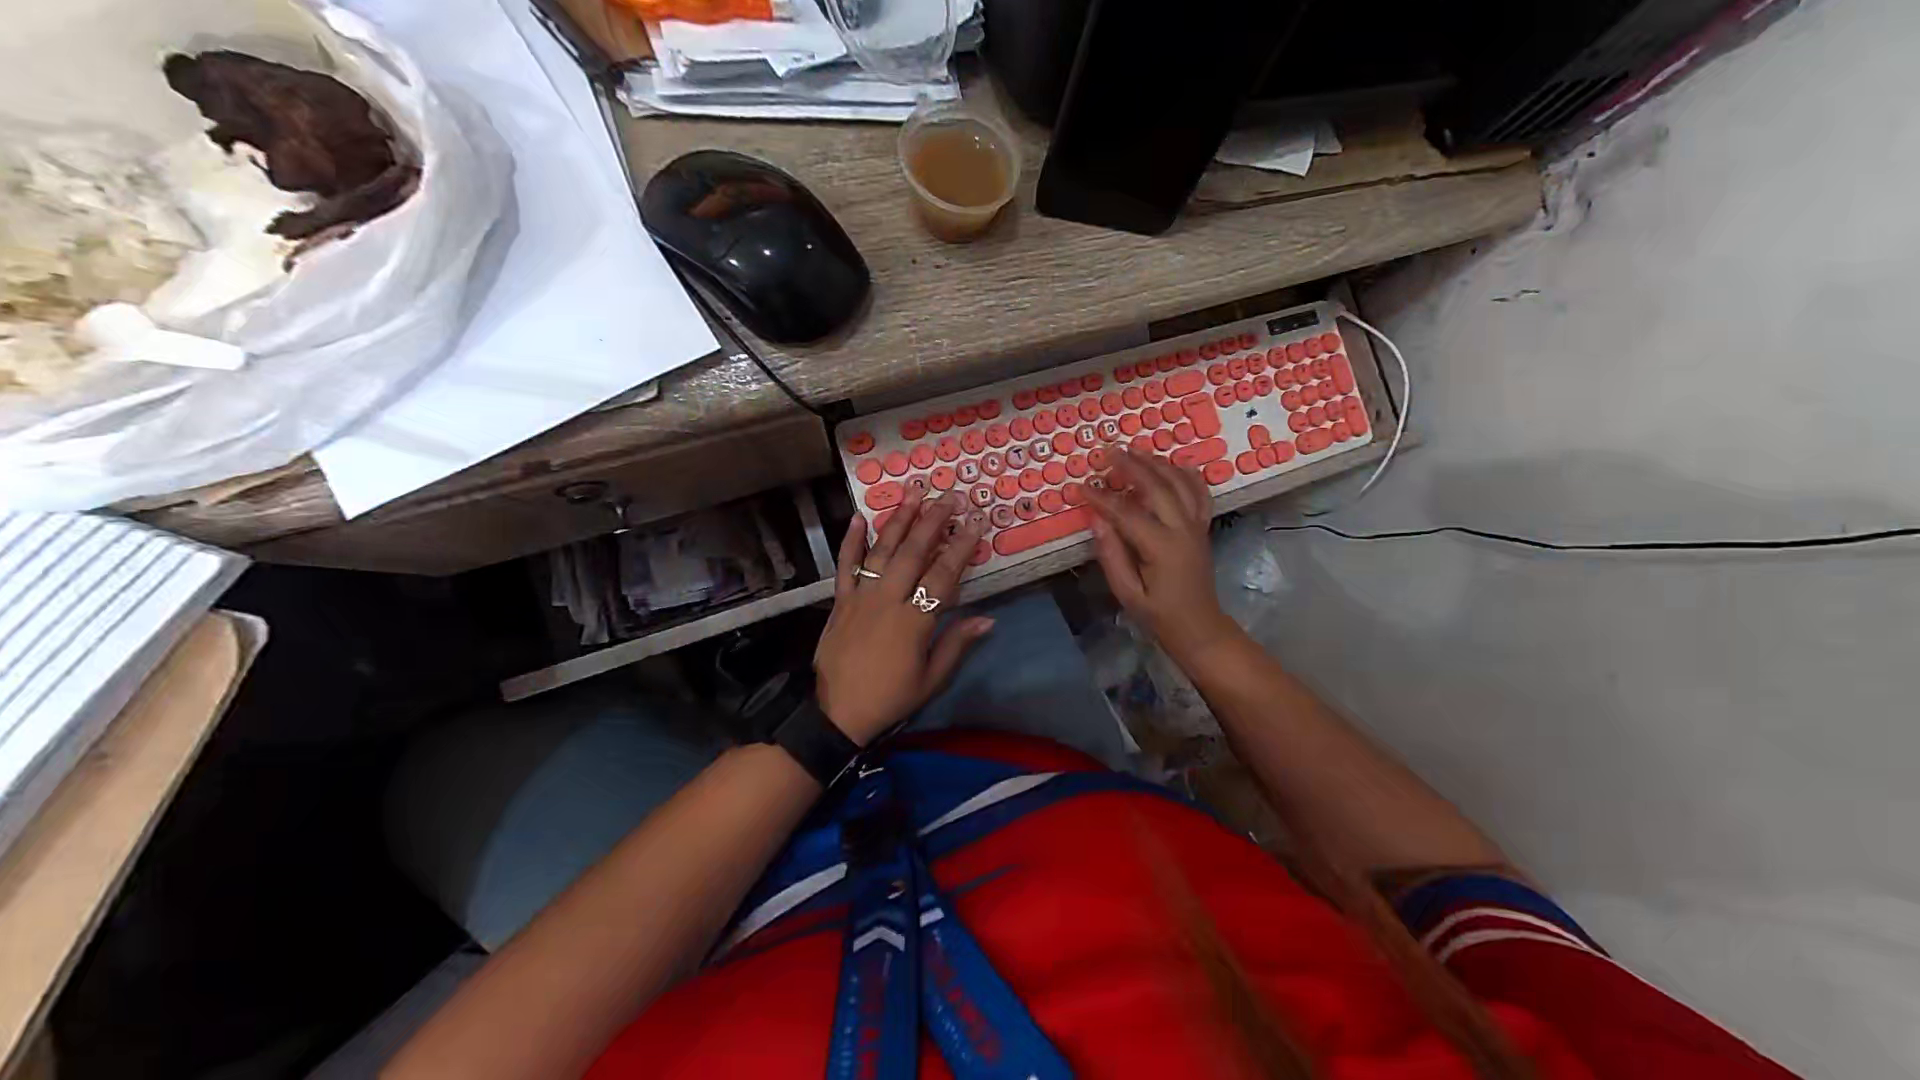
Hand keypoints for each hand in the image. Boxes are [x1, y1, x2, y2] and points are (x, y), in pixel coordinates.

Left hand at [815, 489, 994, 744]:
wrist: (835, 712)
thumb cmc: (890, 698)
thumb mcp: (931, 680)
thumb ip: (956, 644)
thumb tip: (988, 619)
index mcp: (914, 621)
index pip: (943, 576)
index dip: (961, 547)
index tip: (975, 522)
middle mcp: (888, 600)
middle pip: (913, 553)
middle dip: (933, 522)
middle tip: (949, 497)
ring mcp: (861, 597)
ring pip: (882, 551)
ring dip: (899, 521)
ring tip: (913, 493)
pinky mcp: (840, 601)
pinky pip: (846, 565)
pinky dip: (851, 540)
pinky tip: (860, 517)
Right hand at [1087, 449, 1235, 656]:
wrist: (1198, 625)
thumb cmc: (1157, 613)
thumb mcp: (1126, 591)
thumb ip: (1111, 554)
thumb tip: (1096, 519)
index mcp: (1161, 547)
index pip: (1126, 513)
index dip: (1101, 497)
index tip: (1080, 486)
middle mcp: (1182, 529)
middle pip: (1157, 486)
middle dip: (1130, 466)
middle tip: (1108, 451)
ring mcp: (1196, 525)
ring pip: (1179, 483)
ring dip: (1156, 463)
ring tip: (1134, 450)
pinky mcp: (1202, 526)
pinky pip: (1199, 492)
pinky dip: (1187, 474)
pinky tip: (1175, 463)